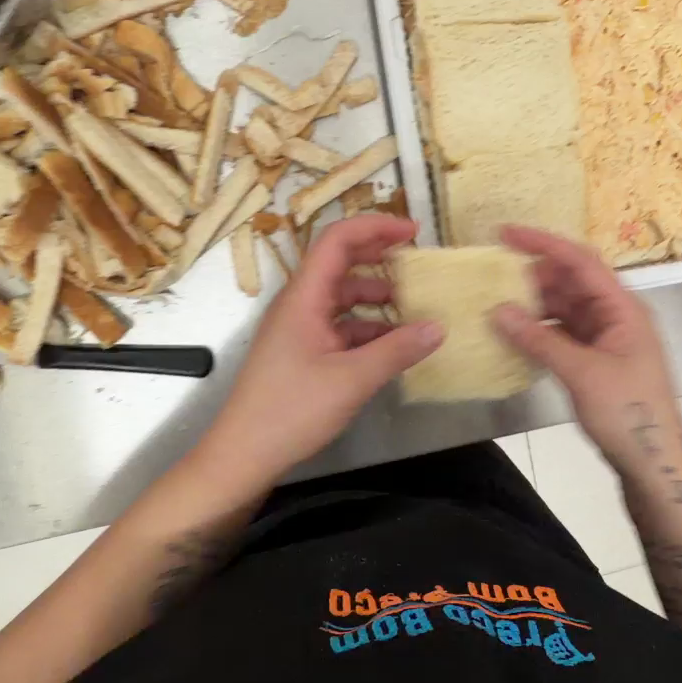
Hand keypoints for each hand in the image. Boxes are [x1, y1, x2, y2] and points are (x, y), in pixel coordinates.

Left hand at [205, 215, 443, 473]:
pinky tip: (394, 344)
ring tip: (414, 307)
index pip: (337, 241)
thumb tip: (438, 327)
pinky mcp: (302, 354)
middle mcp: (299, 306)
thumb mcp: (351, 380)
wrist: (243, 455)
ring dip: (377, 297)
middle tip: (417, 261)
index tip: (413, 231)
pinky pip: (340, 327)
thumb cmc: (290, 411)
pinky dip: (368, 328)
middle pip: (340, 264)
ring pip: (342, 299)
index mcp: (303, 298)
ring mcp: (299, 330)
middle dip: (379, 257)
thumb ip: (397, 350)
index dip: (375, 227)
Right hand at [489, 226, 680, 471]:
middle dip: (534, 275)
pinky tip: (516, 335)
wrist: (655, 463)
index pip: (580, 260)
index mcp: (623, 307)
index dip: (543, 243)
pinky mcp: (598, 362)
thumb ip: (540, 340)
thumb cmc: (628, 413)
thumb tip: (499, 311)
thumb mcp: (582, 373)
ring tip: (498, 304)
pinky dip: (541, 330)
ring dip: (535, 304)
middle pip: (572, 281)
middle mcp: (617, 316)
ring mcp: (608, 339)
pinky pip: (565, 333)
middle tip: (494, 277)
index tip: (505, 233)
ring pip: (567, 308)